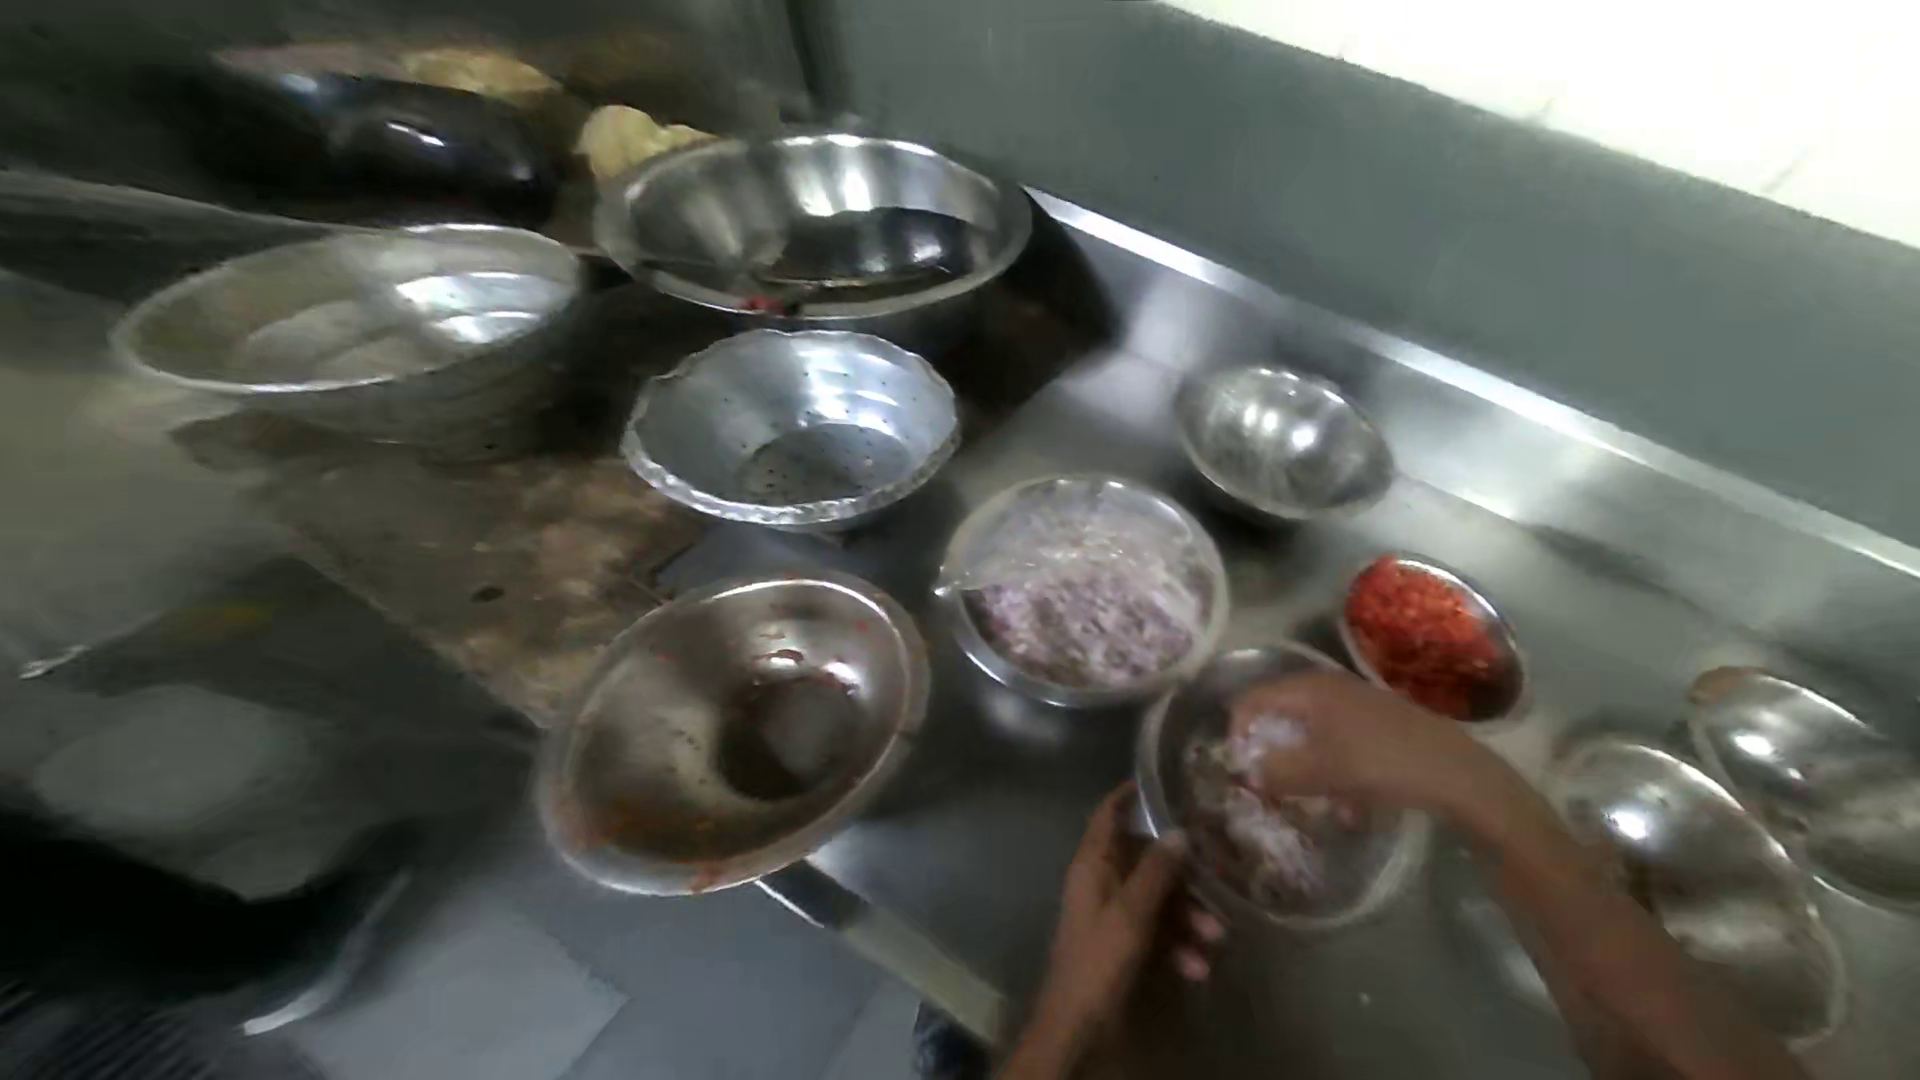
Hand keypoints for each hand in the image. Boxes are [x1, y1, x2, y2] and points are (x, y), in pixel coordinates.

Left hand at [1029, 785, 1216, 1052]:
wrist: (1078, 1027)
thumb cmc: (1099, 959)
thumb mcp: (1131, 913)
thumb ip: (1155, 872)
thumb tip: (1178, 832)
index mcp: (1092, 863)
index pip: (1107, 815)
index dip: (1127, 796)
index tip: (1158, 783)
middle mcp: (1100, 880)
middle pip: (1143, 860)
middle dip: (1180, 875)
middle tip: (1217, 882)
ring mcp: (1110, 913)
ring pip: (1154, 899)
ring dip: (1185, 917)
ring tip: (1216, 938)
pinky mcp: (1121, 943)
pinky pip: (1153, 932)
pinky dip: (1176, 946)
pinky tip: (1197, 968)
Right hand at [1230, 670, 1501, 817]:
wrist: (1462, 774)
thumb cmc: (1382, 764)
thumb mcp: (1321, 772)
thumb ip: (1275, 772)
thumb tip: (1249, 773)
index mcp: (1307, 688)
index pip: (1251, 699)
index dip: (1237, 731)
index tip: (1242, 765)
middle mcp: (1326, 685)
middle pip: (1278, 713)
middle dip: (1271, 749)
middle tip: (1272, 781)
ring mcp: (1353, 700)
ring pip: (1308, 729)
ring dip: (1302, 762)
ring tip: (1313, 798)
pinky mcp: (1375, 718)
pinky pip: (1335, 737)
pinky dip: (1330, 763)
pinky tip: (1348, 799)